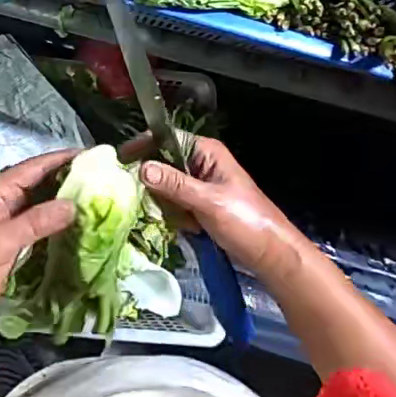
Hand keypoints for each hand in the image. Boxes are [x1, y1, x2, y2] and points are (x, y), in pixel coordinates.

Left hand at [0, 148, 79, 335]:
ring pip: (40, 199)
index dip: (60, 159)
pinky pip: (39, 219)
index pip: (33, 167)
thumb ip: (36, 222)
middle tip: (101, 174)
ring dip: (63, 196)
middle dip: (66, 175)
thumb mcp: (3, 242)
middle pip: (38, 179)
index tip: (91, 154)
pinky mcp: (12, 237)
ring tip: (96, 193)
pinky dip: (56, 217)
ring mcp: (7, 218)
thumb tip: (72, 204)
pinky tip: (76, 220)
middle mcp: (2, 199)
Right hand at [129, 131, 312, 283]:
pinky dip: (170, 212)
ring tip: (164, 214)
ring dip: (160, 199)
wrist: (274, 258)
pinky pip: (171, 201)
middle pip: (160, 161)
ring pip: (164, 183)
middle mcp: (200, 162)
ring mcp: (198, 184)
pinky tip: (179, 225)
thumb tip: (141, 168)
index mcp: (206, 151)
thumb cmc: (248, 224)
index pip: (165, 137)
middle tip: (136, 193)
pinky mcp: (198, 204)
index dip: (142, 145)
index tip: (121, 160)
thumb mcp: (209, 202)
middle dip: (150, 179)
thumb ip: (174, 184)